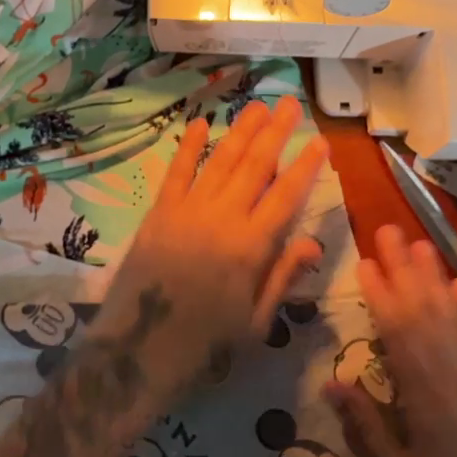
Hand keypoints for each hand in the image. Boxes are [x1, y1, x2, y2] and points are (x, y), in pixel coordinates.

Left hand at [0, 98, 328, 456]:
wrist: (136, 353)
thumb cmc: (204, 347)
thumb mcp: (254, 323)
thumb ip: (281, 277)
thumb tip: (312, 242)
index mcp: (251, 248)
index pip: (286, 196)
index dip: (304, 167)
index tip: (320, 140)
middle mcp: (222, 219)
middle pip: (255, 167)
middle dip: (275, 133)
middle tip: (291, 103)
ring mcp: (188, 212)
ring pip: (220, 161)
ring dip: (240, 131)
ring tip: (257, 104)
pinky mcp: (159, 213)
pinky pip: (177, 172)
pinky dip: (188, 146)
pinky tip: (199, 122)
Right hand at [325, 225, 456, 456]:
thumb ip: (367, 428)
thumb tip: (330, 382)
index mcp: (425, 395)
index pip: (397, 332)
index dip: (379, 294)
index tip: (362, 260)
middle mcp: (454, 373)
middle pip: (425, 310)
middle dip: (404, 268)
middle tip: (387, 229)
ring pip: (452, 315)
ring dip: (434, 276)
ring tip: (419, 241)